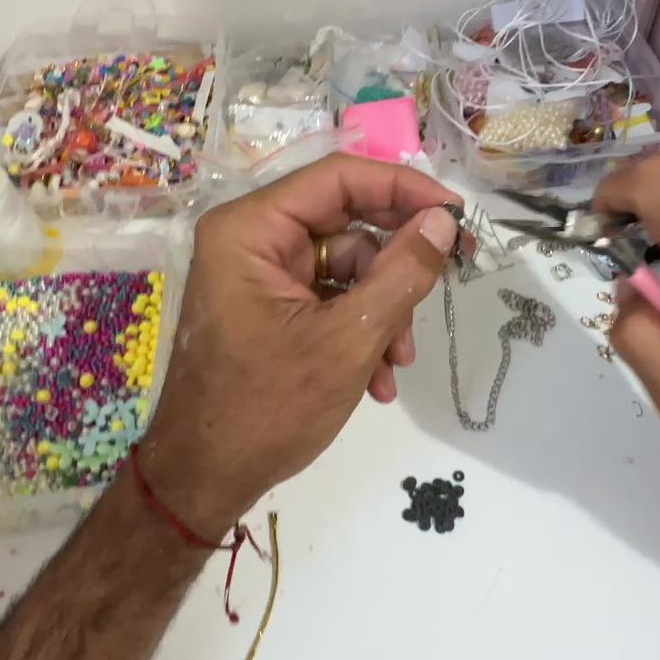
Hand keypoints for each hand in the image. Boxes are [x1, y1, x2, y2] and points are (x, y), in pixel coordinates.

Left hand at [135, 155, 459, 536]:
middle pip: (345, 221)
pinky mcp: (270, 305)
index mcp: (250, 229)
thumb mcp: (347, 341)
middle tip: (452, 270)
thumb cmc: (266, 409)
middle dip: (396, 261)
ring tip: (398, 361)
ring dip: (383, 310)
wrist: (205, 482)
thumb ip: (402, 274)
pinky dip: (360, 329)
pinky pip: (330, 296)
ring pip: (346, 265)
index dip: (402, 188)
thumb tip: (444, 220)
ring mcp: (260, 274)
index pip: (338, 178)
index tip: (454, 211)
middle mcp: (251, 238)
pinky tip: (378, 378)